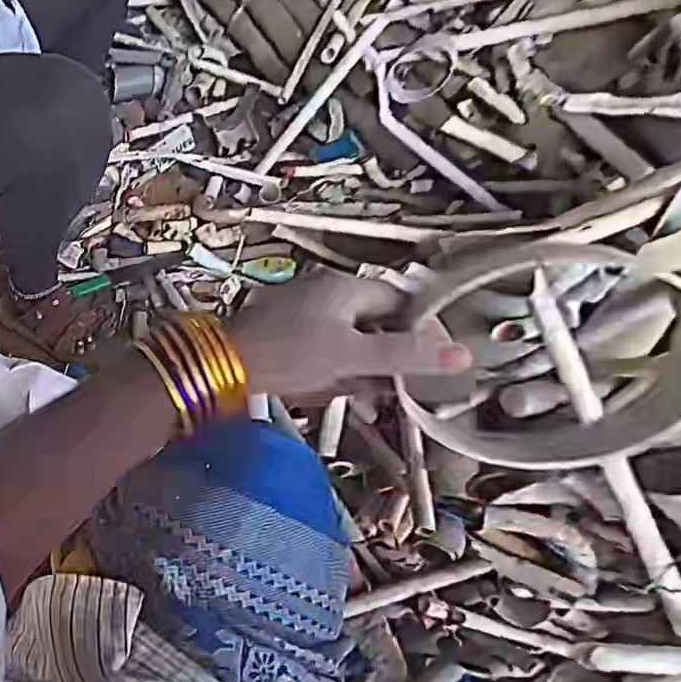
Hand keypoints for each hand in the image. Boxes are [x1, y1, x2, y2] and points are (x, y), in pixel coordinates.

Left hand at [226, 271, 471, 398]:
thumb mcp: (352, 356)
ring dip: (355, 368)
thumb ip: (405, 355)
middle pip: (371, 322)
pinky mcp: (275, 332)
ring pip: (342, 339)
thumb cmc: (286, 354)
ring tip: (359, 394)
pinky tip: (326, 391)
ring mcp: (294, 309)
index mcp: (343, 286)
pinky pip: (314, 348)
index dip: (419, 333)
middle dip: (384, 357)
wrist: (218, 365)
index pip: (401, 303)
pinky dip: (326, 369)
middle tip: (392, 386)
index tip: (428, 363)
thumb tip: (462, 356)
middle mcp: (319, 291)